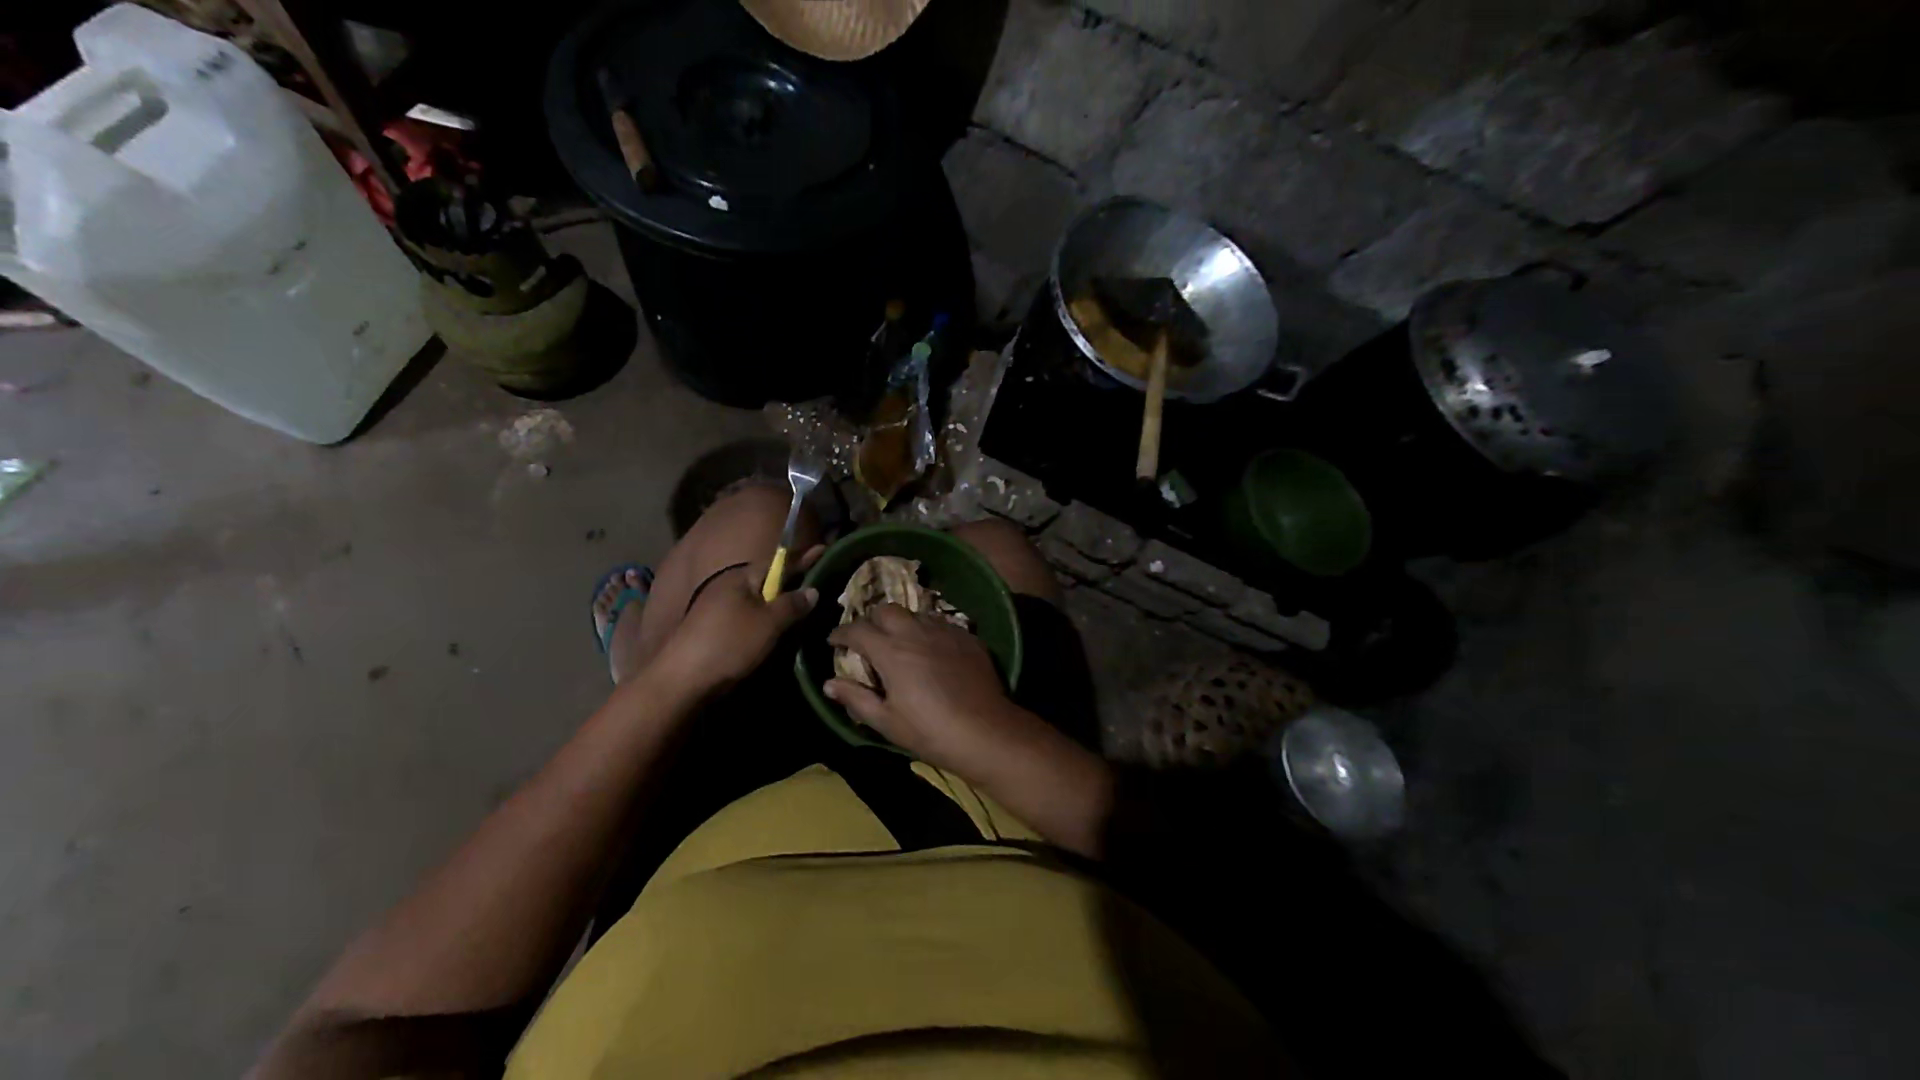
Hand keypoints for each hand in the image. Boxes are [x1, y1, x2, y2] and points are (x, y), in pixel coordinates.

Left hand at [656, 547, 822, 694]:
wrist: (682, 679)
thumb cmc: (729, 643)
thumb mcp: (769, 623)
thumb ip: (792, 604)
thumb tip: (812, 590)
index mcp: (741, 577)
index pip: (779, 562)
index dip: (803, 558)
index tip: (823, 548)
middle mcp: (728, 586)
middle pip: (767, 579)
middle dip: (791, 579)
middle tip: (816, 580)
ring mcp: (718, 607)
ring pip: (757, 599)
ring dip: (778, 601)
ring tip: (801, 605)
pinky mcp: (714, 628)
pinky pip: (748, 614)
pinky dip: (765, 617)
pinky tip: (775, 626)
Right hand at [824, 604, 1027, 773]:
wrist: (985, 731)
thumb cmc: (929, 731)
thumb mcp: (886, 722)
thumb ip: (856, 698)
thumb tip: (829, 684)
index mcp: (890, 651)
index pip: (857, 629)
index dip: (841, 633)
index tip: (834, 641)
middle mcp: (915, 632)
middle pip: (886, 609)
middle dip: (872, 620)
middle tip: (869, 639)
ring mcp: (944, 631)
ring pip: (916, 613)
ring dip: (902, 623)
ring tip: (901, 642)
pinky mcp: (967, 637)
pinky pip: (941, 623)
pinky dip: (928, 631)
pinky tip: (931, 649)